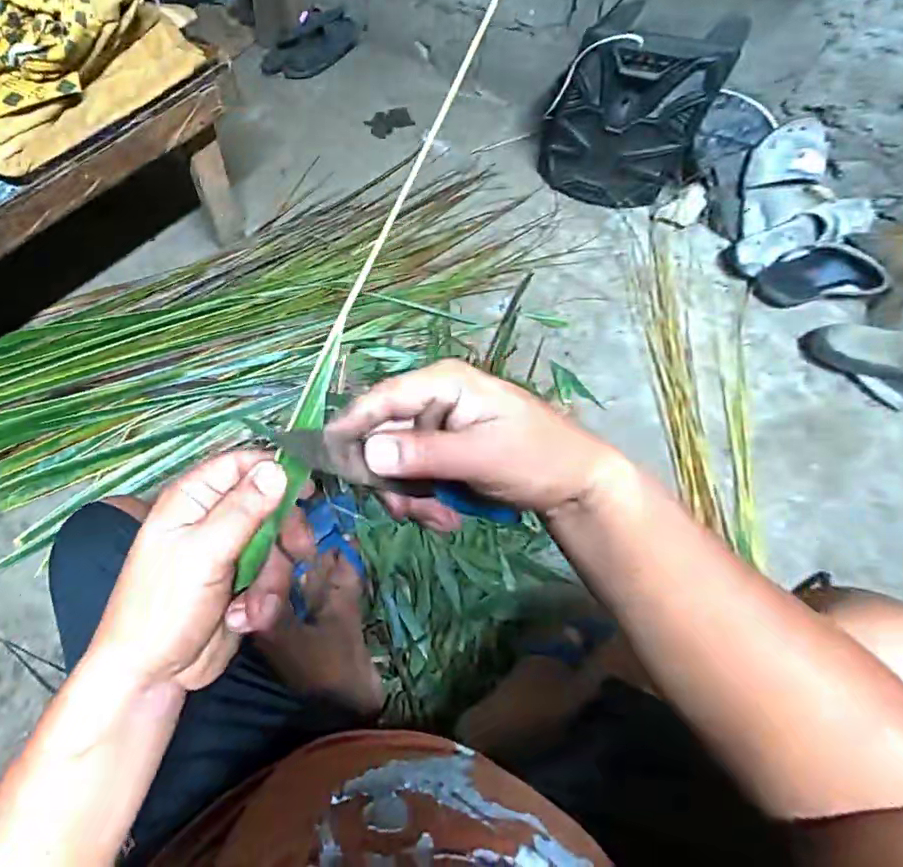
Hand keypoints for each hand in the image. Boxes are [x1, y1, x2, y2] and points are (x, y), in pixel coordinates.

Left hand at [81, 451, 312, 692]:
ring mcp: (226, 551)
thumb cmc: (165, 605)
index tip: (307, 490)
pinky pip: (270, 578)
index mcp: (193, 498)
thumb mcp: (205, 553)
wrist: (151, 673)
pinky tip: (242, 620)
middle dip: (284, 534)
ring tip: (251, 608)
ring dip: (272, 579)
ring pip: (274, 546)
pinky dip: (263, 600)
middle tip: (300, 551)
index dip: (274, 471)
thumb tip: (277, 468)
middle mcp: (210, 518)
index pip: (240, 464)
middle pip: (267, 505)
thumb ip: (243, 510)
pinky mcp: (239, 583)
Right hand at [326, 359, 625, 527]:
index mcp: (445, 382)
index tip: (325, 452)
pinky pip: (414, 475)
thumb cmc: (537, 458)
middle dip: (392, 478)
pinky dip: (423, 500)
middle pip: (385, 434)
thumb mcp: (480, 456)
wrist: (578, 486)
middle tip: (406, 512)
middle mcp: (434, 399)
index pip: (385, 396)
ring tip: (440, 520)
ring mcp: (437, 426)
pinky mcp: (441, 451)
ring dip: (410, 496)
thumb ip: (423, 454)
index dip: (353, 423)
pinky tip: (447, 518)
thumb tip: (367, 453)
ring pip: (396, 461)